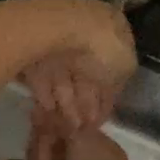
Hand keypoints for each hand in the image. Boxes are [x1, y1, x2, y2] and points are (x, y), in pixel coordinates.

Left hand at [20, 0, 134, 135]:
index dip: (108, 95)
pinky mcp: (33, 54)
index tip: (104, 118)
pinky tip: (51, 114)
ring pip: (64, 79)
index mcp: (110, 30)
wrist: (56, 32)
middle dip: (86, 103)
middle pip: (86, 74)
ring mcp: (56, 43)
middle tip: (85, 129)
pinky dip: (46, 96)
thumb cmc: (101, 47)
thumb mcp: (126, 66)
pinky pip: (42, 79)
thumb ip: (119, 80)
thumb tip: (110, 90)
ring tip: (71, 129)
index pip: (111, 66)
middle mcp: (83, 33)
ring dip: (68, 105)